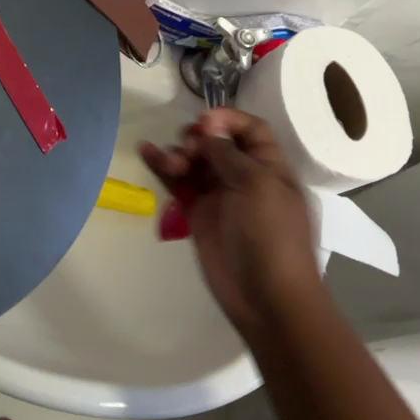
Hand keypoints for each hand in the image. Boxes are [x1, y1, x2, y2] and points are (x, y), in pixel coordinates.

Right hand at [140, 108, 321, 329]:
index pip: (250, 130)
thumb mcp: (257, 186)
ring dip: (177, 153)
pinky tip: (147, 152)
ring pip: (193, 160)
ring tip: (172, 164)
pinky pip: (177, 181)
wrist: (268, 300)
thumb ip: (229, 153)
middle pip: (215, 142)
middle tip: (190, 152)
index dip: (228, 119)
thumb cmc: (272, 237)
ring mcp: (218, 195)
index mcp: (269, 167)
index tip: (204, 121)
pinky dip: (161, 165)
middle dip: (197, 138)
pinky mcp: (196, 212)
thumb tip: (210, 123)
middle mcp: (244, 176)